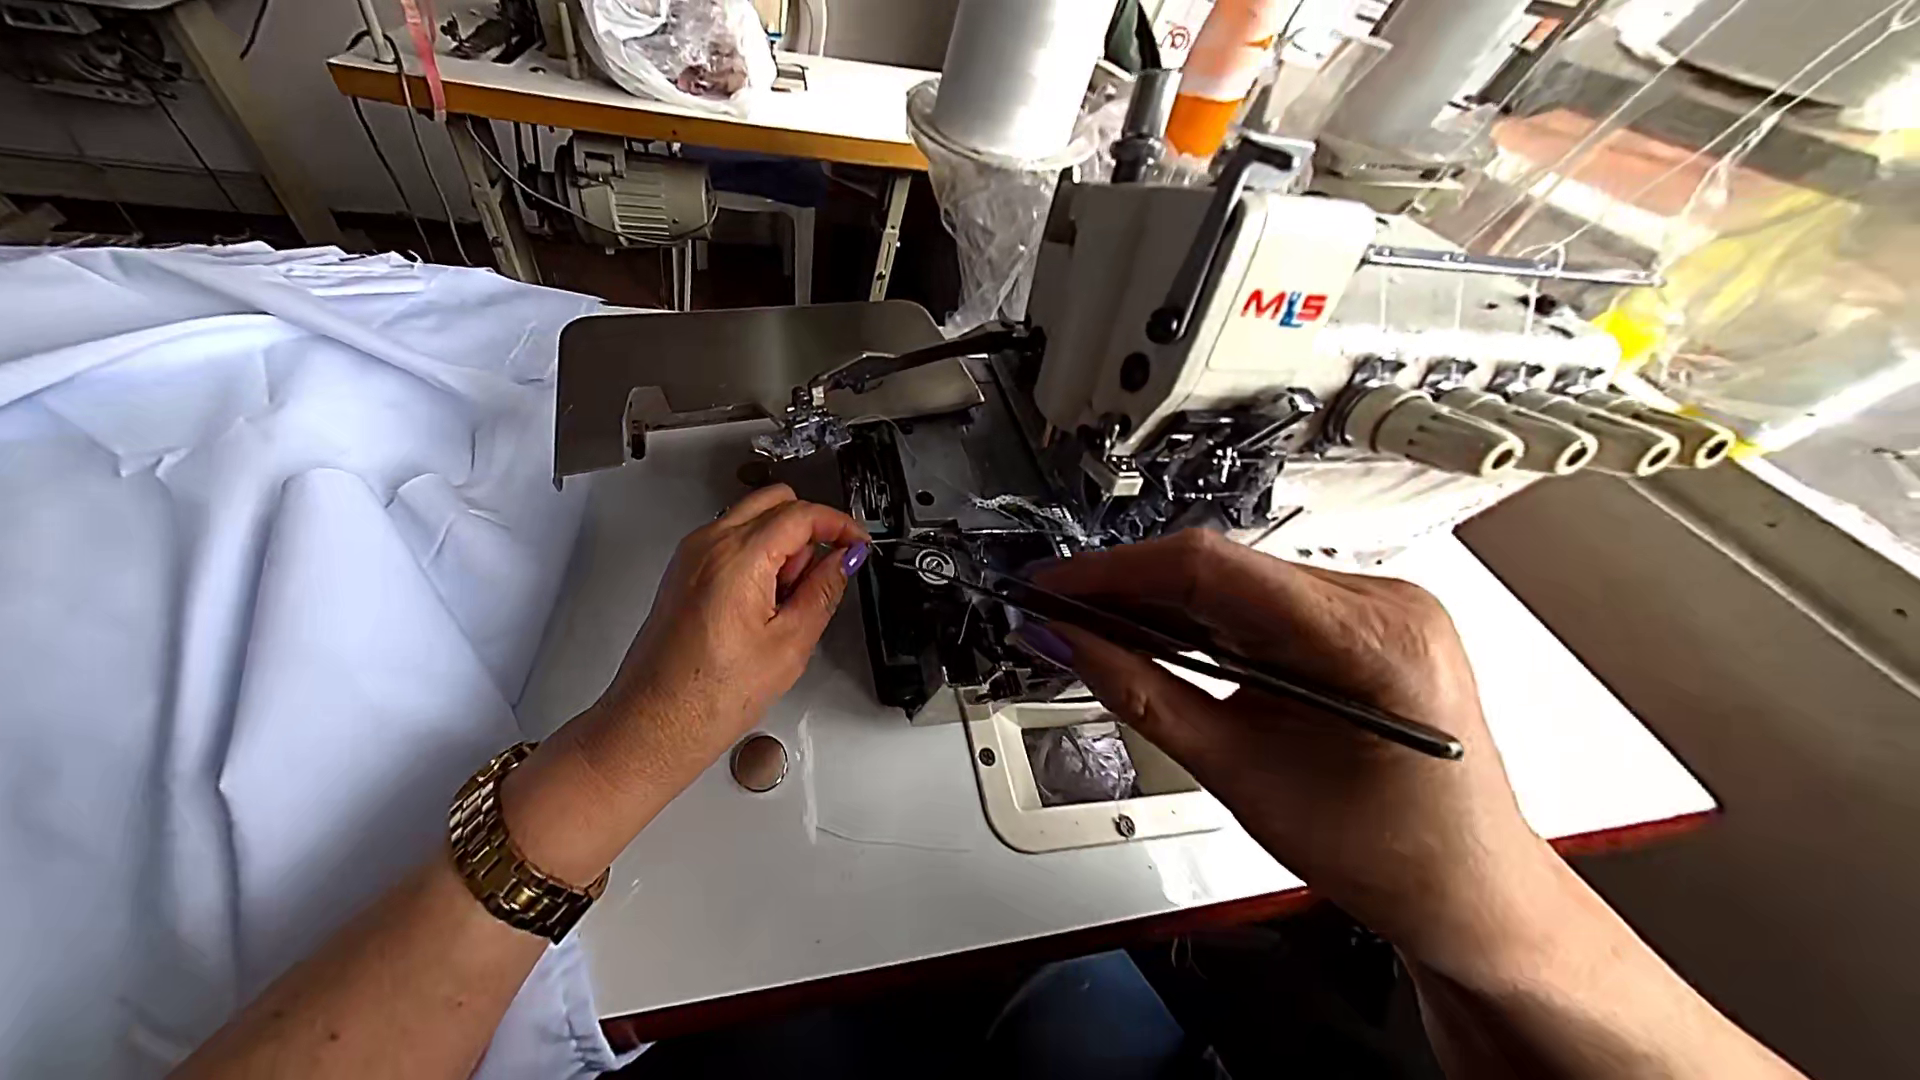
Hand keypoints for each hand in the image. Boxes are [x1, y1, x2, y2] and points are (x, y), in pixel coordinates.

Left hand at [585, 484, 867, 788]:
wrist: (655, 723)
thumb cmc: (708, 696)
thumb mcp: (790, 644)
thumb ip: (824, 590)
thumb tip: (845, 559)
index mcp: (736, 560)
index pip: (801, 514)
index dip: (839, 524)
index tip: (857, 542)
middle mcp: (707, 545)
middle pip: (777, 501)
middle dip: (810, 528)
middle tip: (823, 572)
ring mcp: (692, 554)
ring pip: (756, 516)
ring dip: (784, 542)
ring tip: (787, 599)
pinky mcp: (686, 568)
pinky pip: (734, 537)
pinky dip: (760, 553)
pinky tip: (765, 601)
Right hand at [1034, 530, 1555, 973]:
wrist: (1465, 887)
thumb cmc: (1386, 852)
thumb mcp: (1239, 773)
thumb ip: (1143, 697)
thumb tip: (1076, 644)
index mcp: (1372, 641)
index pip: (1210, 570)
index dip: (1115, 572)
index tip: (1056, 586)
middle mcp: (1380, 603)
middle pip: (1215, 565)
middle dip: (1123, 586)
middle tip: (1057, 608)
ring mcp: (1370, 606)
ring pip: (1228, 577)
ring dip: (1152, 598)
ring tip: (1089, 622)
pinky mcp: (1350, 619)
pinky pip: (1251, 596)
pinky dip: (1190, 612)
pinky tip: (1147, 628)